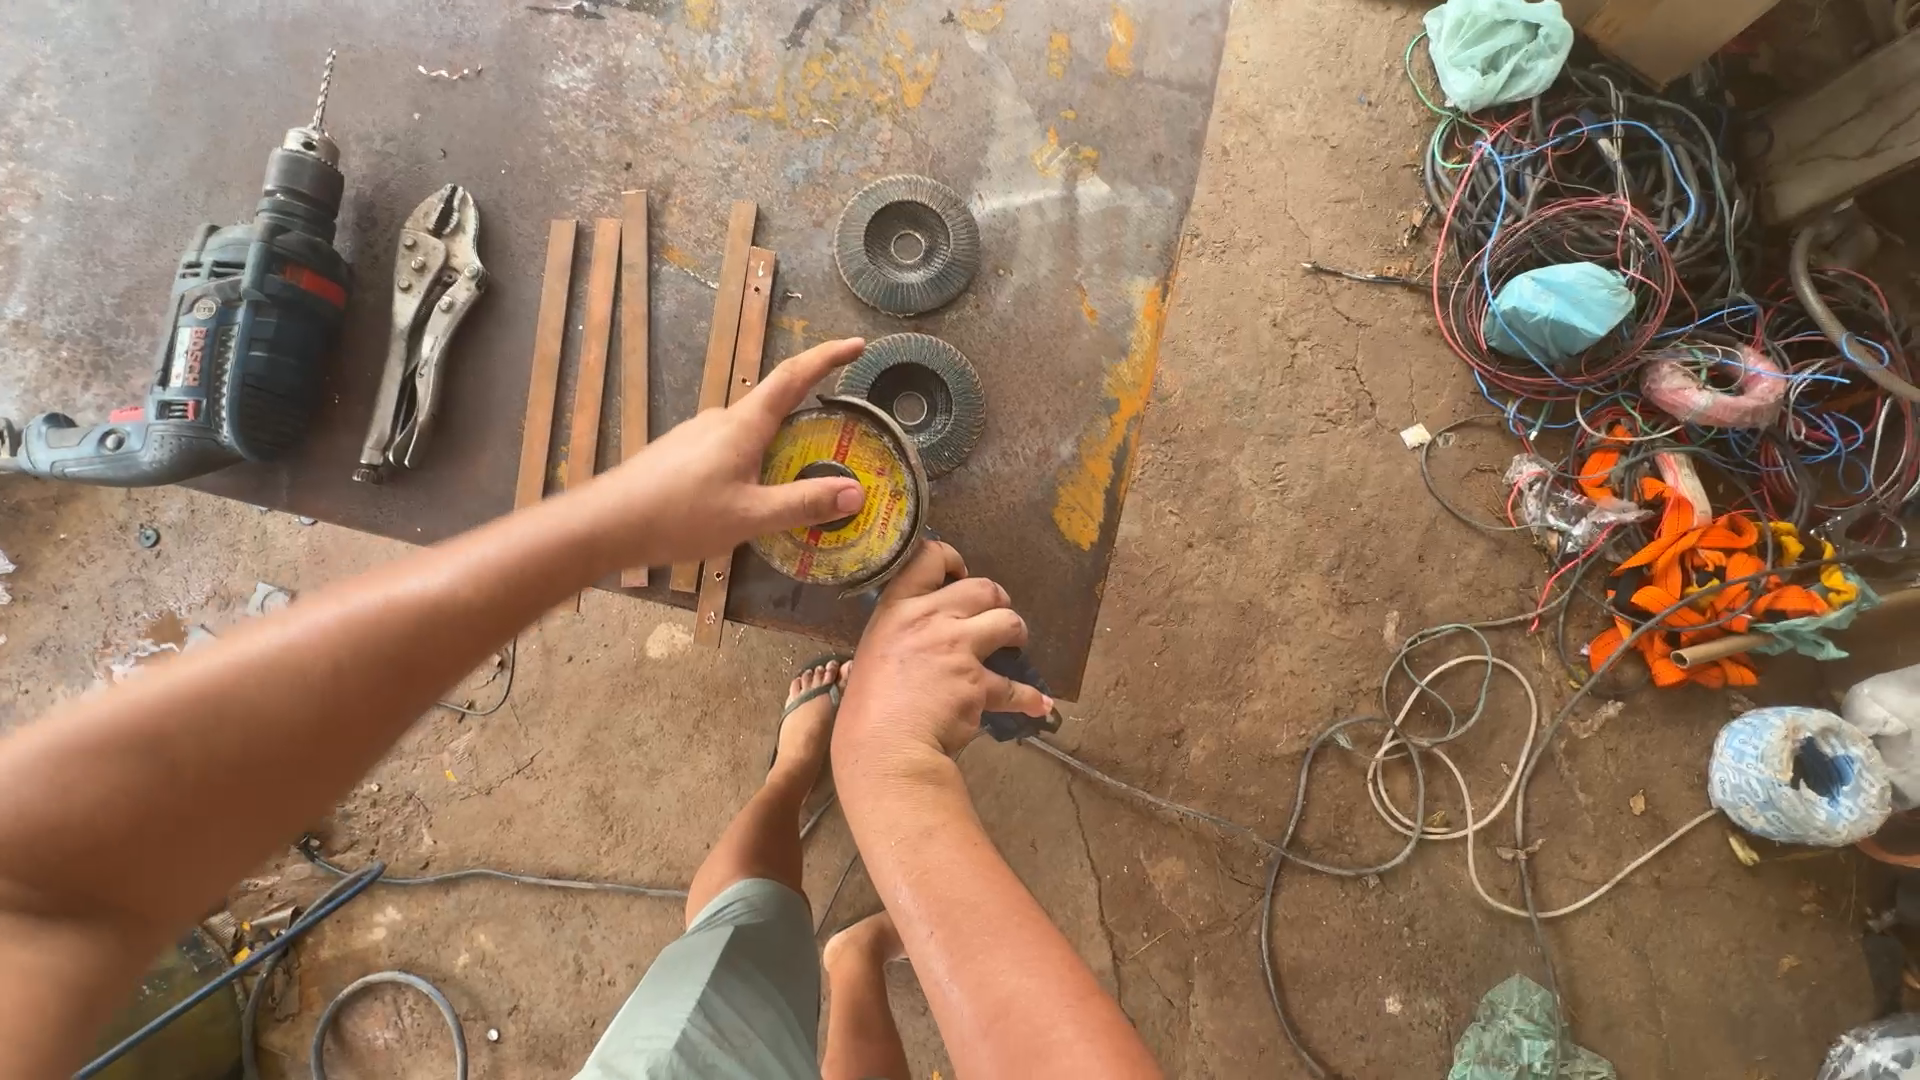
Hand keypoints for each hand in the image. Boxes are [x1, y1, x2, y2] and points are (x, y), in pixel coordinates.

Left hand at [583, 337, 867, 567]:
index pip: (793, 377)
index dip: (827, 357)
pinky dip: (756, 460)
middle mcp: (721, 419)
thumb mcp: (751, 516)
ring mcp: (698, 434)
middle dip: (810, 410)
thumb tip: (857, 492)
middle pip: (775, 403)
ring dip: (781, 444)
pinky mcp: (682, 453)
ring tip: (799, 478)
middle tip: (841, 434)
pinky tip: (754, 494)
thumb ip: (804, 503)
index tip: (857, 344)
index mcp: (743, 425)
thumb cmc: (679, 516)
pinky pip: (732, 448)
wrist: (604, 525)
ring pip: (752, 431)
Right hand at [834, 542, 1052, 772]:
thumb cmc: (866, 708)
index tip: (959, 573)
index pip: (929, 557)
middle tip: (995, 612)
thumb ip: (898, 636)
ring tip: (1017, 642)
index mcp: (899, 608)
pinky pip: (1016, 688)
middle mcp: (932, 620)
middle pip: (982, 587)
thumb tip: (912, 641)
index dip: (952, 559)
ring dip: (1017, 630)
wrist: (885, 748)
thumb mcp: (870, 652)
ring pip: (1009, 622)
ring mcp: (960, 649)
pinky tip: (1040, 704)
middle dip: (996, 597)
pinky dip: (1031, 698)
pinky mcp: (980, 684)